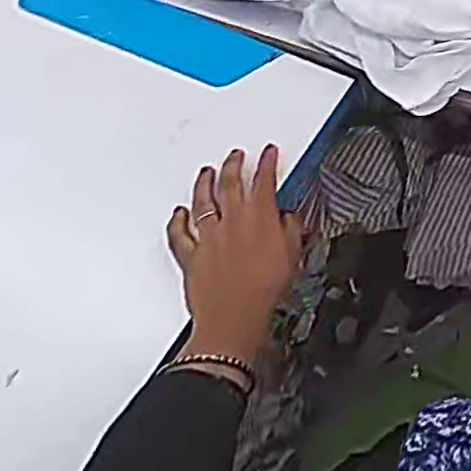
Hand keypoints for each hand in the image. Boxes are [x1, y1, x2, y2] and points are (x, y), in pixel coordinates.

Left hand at [165, 147, 304, 363]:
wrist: (235, 318)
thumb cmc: (265, 288)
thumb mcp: (293, 252)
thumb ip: (291, 228)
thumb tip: (289, 217)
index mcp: (260, 217)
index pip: (264, 180)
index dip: (267, 163)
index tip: (268, 152)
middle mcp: (232, 222)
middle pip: (229, 184)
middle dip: (234, 165)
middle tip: (235, 155)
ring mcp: (209, 238)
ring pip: (202, 203)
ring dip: (204, 184)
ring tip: (206, 172)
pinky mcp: (191, 257)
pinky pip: (179, 235)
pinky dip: (177, 222)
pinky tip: (177, 213)